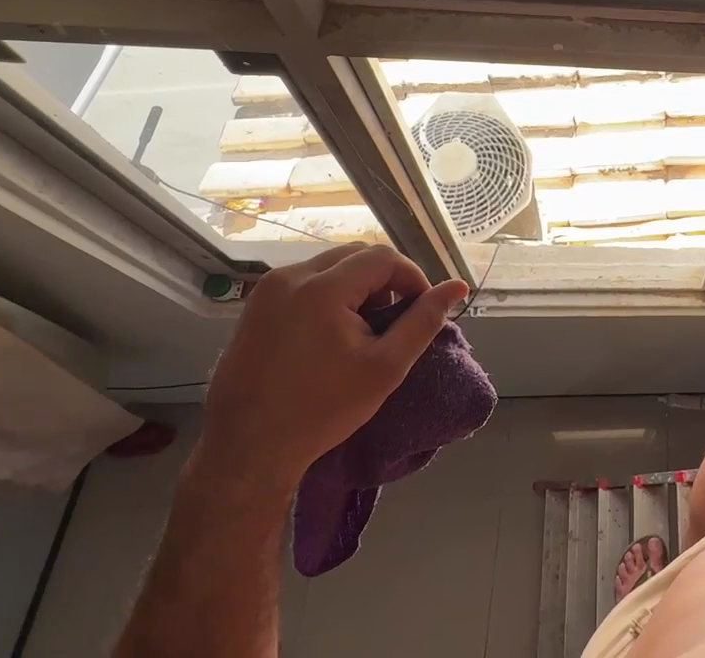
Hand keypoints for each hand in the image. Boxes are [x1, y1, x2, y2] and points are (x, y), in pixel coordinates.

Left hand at [195, 243, 468, 491]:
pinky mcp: (254, 308)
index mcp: (322, 288)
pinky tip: (332, 335)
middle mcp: (290, 277)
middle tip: (393, 321)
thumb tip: (458, 287)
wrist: (247, 449)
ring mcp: (267, 291)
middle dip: (384, 280)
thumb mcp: (386, 366)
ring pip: (330, 267)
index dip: (411, 278)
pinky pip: (305, 283)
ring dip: (357, 286)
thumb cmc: (322, 409)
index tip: (419, 311)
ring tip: (363, 330)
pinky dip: (329, 296)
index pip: (383, 257)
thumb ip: (424, 321)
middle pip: (355, 255)